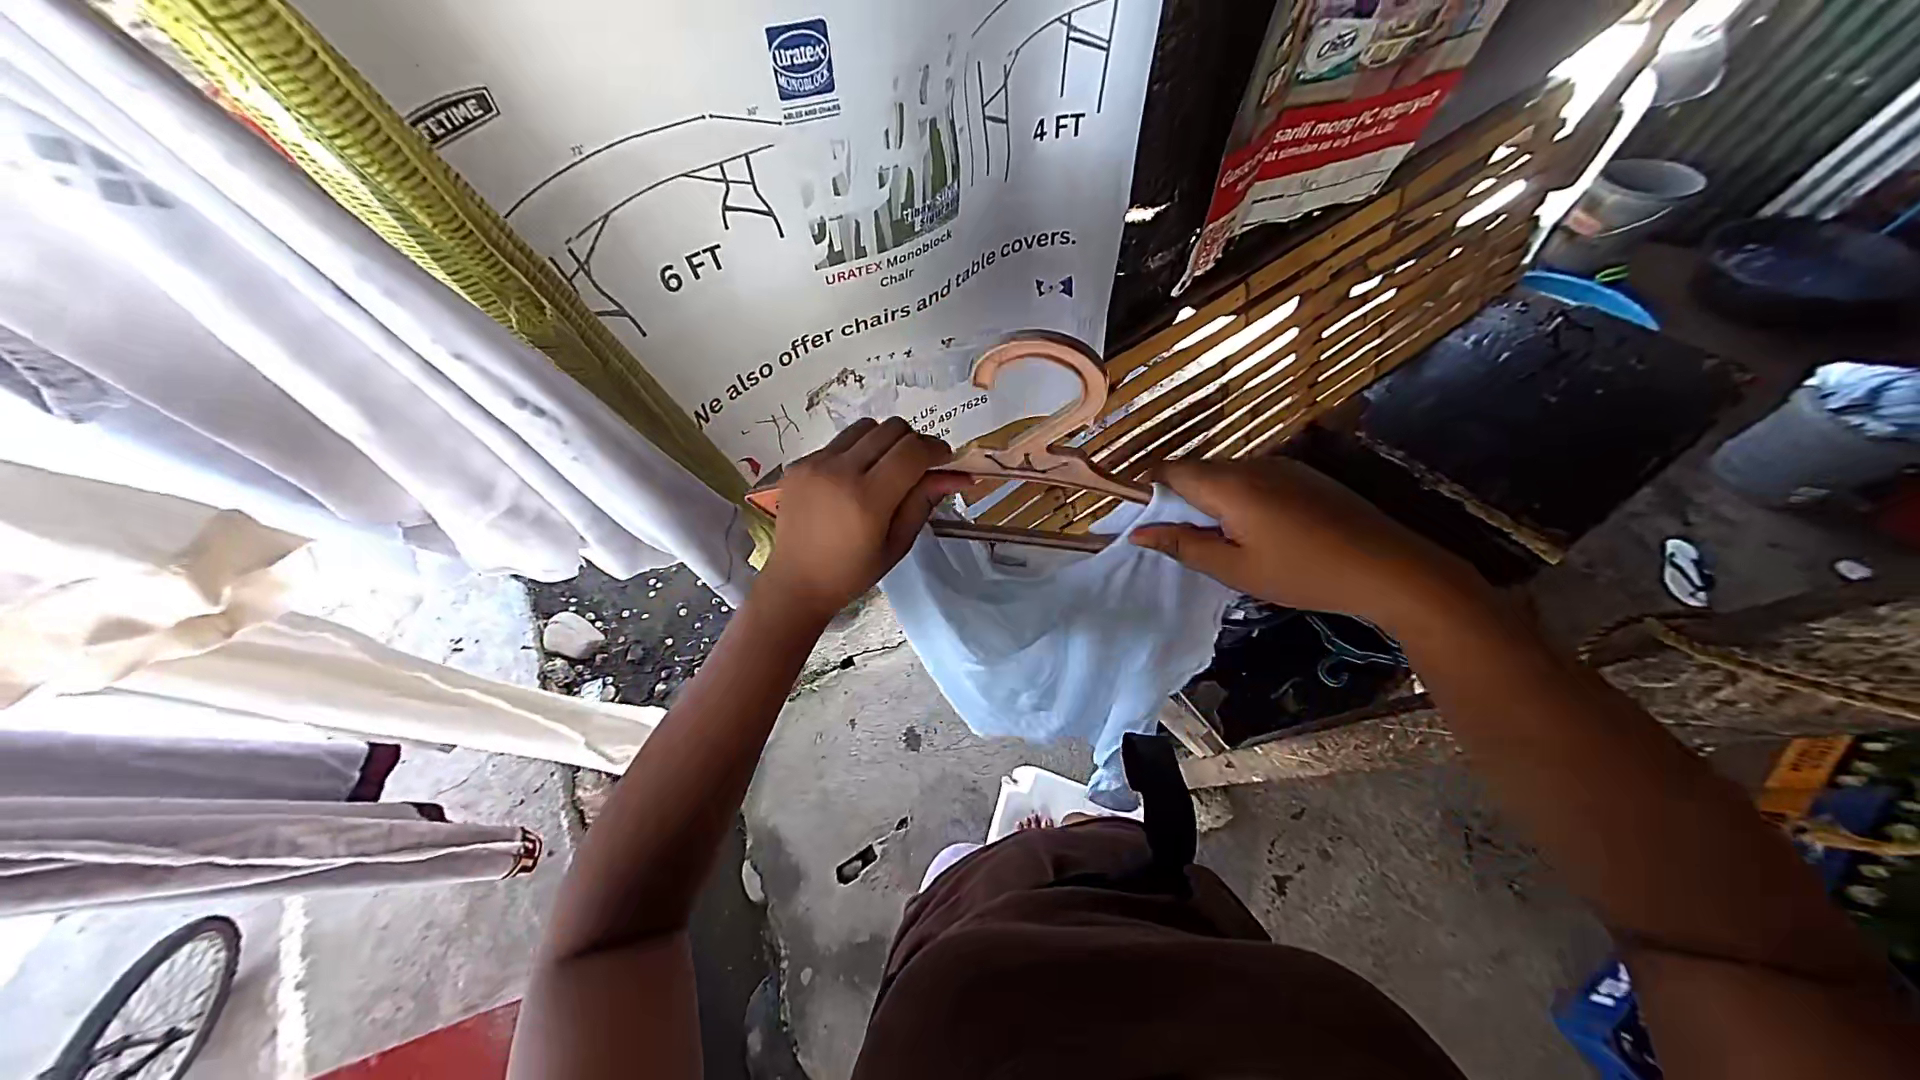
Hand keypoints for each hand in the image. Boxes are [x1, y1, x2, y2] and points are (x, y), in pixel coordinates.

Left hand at [755, 418, 969, 622]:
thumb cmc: (851, 572)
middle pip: (892, 429)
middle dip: (914, 442)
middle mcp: (839, 472)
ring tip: (886, 468)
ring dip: (885, 441)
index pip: (912, 451)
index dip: (936, 449)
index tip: (945, 459)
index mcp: (868, 498)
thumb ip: (923, 501)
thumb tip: (954, 474)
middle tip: (919, 465)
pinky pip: (839, 442)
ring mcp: (815, 464)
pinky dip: (856, 452)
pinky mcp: (799, 464)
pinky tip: (855, 479)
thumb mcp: (897, 543)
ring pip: (865, 427)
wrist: (796, 582)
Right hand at [1129, 458, 1491, 632]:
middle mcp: (1252, 464)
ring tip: (1219, 538)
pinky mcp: (1304, 475)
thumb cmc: (1304, 573)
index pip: (1170, 471)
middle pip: (1198, 470)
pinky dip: (1239, 496)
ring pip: (1227, 474)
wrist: (1391, 567)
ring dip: (1210, 498)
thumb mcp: (1236, 569)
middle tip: (1179, 537)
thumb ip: (1184, 546)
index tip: (1140, 515)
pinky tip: (1256, 529)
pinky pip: (1254, 477)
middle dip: (1178, 496)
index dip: (1147, 488)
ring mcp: (1282, 465)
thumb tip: (1139, 532)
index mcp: (1229, 486)